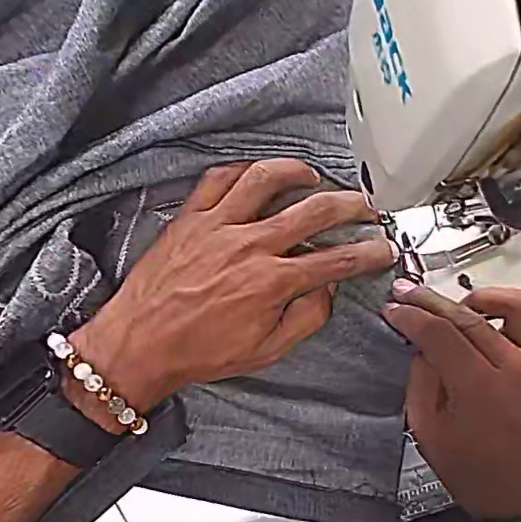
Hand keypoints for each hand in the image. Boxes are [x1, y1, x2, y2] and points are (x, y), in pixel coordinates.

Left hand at [69, 159, 396, 417]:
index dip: (367, 252)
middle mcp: (249, 246)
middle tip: (365, 206)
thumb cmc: (198, 352)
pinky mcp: (190, 219)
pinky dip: (242, 170)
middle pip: (314, 210)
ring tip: (313, 176)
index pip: (336, 259)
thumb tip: (327, 291)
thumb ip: (305, 317)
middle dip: (352, 205)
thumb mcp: (265, 351)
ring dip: (297, 171)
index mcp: (272, 282)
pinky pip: (218, 179)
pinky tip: (255, 174)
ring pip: (266, 179)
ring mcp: (217, 227)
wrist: (140, 345)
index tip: (380, 248)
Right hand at [383, 281, 520, 520]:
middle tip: (415, 298)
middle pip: (472, 314)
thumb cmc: (480, 475)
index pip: (440, 331)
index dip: (411, 315)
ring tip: (467, 306)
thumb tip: (422, 342)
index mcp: (483, 391)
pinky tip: (512, 322)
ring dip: (487, 298)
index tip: (397, 309)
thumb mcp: (427, 430)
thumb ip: (421, 378)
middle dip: (434, 302)